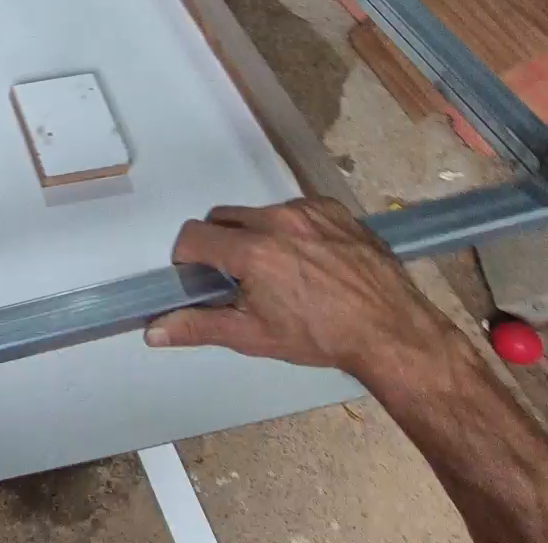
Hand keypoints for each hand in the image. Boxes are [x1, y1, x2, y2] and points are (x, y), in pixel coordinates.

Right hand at [144, 198, 462, 384]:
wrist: (395, 335)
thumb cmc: (321, 338)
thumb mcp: (253, 336)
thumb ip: (197, 327)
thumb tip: (152, 331)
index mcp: (251, 251)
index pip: (192, 235)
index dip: (188, 257)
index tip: (200, 276)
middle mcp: (275, 221)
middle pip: (221, 218)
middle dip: (220, 243)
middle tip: (240, 276)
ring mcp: (307, 211)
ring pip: (258, 213)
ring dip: (256, 234)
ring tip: (281, 268)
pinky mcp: (333, 209)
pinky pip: (294, 209)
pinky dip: (291, 228)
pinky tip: (309, 257)